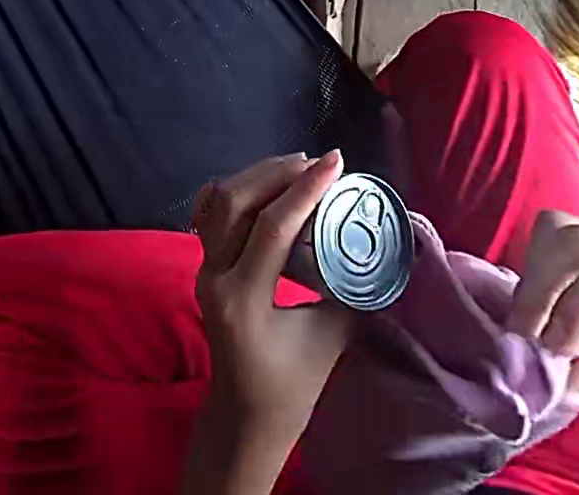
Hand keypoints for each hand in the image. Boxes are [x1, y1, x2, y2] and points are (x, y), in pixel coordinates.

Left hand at [180, 151, 351, 494]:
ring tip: (295, 165)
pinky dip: (236, 190)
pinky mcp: (203, 265)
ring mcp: (202, 268)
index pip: (273, 226)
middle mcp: (213, 276)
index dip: (305, 189)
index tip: (335, 162)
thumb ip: (347, 287)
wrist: (243, 416)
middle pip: (237, 202)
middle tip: (315, 162)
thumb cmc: (290, 387)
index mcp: (243, 298)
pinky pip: (212, 214)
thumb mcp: (330, 339)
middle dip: (277, 173)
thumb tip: (376, 244)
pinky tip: (260, 181)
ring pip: (221, 202)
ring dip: (258, 176)